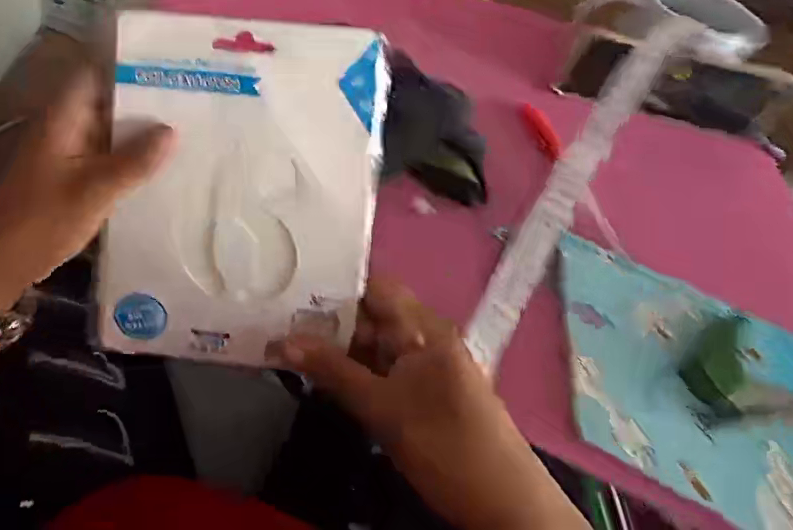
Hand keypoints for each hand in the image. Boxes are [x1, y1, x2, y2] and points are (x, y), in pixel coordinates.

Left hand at [0, 65, 174, 309]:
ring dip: (137, 126)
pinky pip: (104, 150)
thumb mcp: (95, 190)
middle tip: (187, 93)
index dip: (127, 62)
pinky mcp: (69, 171)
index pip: (96, 70)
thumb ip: (135, 160)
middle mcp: (64, 123)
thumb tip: (171, 130)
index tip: (165, 62)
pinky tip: (159, 160)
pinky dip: (127, 151)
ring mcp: (66, 148)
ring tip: (184, 121)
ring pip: (107, 125)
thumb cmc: (42, 219)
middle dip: (141, 96)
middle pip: (106, 97)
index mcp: (64, 115)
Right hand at [272, 277, 585, 529]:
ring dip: (344, 350)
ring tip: (298, 351)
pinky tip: (331, 380)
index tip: (295, 292)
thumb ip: (332, 371)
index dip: (336, 286)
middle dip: (332, 322)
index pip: (374, 287)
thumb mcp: (382, 410)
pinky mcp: (432, 392)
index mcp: (424, 327)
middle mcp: (430, 336)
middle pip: (373, 315)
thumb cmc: (447, 448)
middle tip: (286, 328)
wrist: (510, 513)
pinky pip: (389, 368)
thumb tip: (282, 341)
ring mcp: (433, 365)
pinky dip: (361, 371)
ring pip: (378, 344)